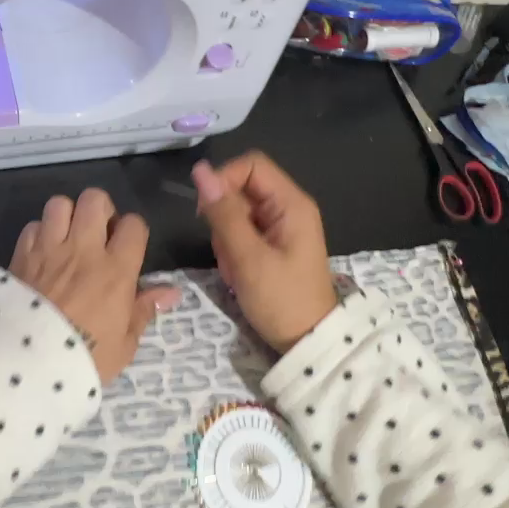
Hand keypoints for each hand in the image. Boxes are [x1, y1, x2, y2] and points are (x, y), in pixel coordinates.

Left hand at [10, 188, 181, 384]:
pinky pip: (32, 226)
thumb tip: (171, 292)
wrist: (27, 366)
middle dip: (101, 211)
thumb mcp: (123, 344)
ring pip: (60, 203)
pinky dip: (39, 234)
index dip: (133, 232)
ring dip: (67, 216)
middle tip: (98, 235)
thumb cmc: (83, 357)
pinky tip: (42, 254)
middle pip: (95, 199)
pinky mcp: (21, 256)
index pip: (133, 225)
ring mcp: (49, 249)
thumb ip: (144, 310)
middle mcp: (83, 250)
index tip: (127, 249)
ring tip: (68, 239)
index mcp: (115, 269)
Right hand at [193, 152, 338, 351]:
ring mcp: (280, 227)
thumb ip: (224, 214)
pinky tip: (238, 274)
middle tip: (225, 250)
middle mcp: (287, 208)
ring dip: (226, 239)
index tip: (204, 210)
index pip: (250, 165)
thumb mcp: (248, 258)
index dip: (223, 179)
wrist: (307, 342)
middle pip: (242, 189)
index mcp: (291, 203)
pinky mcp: (272, 244)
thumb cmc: (282, 300)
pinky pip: (242, 233)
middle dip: (224, 217)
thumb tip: (200, 172)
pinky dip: (233, 251)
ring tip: (235, 268)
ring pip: (237, 213)